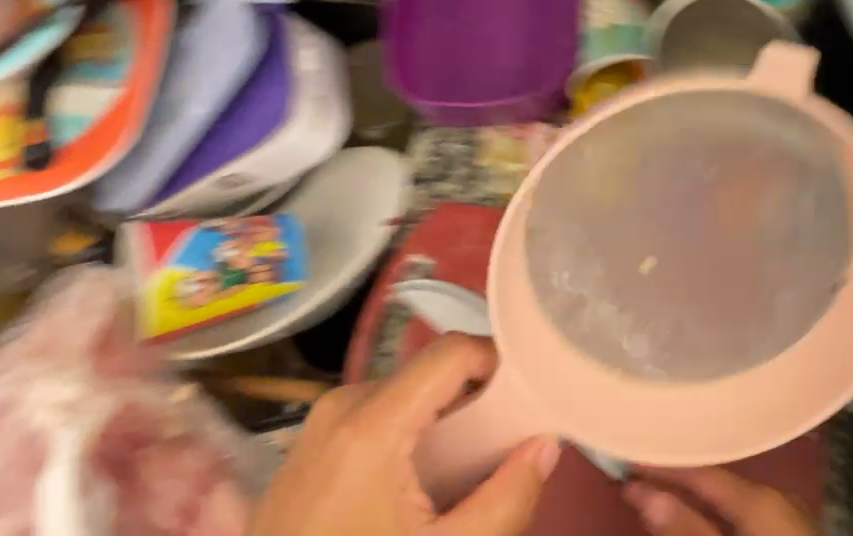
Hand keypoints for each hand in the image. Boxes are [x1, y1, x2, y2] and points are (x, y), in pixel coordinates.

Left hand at [250, 335, 561, 535]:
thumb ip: (506, 501)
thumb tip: (546, 445)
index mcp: (371, 422)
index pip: (452, 352)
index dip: (499, 363)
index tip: (526, 402)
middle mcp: (341, 406)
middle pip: (431, 377)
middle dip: (474, 407)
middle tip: (500, 455)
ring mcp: (317, 427)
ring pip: (405, 399)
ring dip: (442, 428)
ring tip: (458, 484)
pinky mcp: (306, 450)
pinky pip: (374, 420)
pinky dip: (408, 441)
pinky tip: (414, 496)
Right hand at [624, 467, 818, 535]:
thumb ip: (686, 531)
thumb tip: (643, 493)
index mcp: (762, 500)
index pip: (701, 471)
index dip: (660, 468)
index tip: (623, 464)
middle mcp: (777, 498)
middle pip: (714, 483)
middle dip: (674, 485)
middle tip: (631, 484)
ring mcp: (788, 518)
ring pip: (729, 501)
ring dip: (694, 505)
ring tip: (656, 502)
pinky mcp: (790, 535)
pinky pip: (745, 518)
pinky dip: (717, 519)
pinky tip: (698, 525)